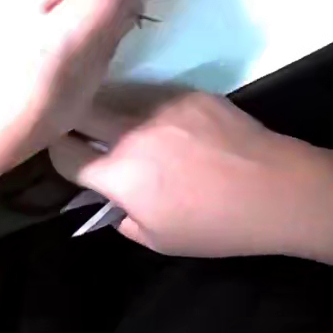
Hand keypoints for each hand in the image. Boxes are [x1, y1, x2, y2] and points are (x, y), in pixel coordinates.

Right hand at [48, 88, 326, 257]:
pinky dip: (141, 101)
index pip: (64, 153)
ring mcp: (159, 105)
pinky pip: (149, 90)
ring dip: (104, 105)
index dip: (57, 154)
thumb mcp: (160, 241)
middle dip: (70, 119)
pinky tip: (154, 115)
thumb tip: (112, 201)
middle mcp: (130, 132)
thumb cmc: (216, 226)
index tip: (64, 155)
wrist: (274, 188)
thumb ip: (123, 219)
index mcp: (119, 174)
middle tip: (77, 128)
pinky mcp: (185, 91)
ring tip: (111, 116)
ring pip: (112, 92)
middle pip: (78, 111)